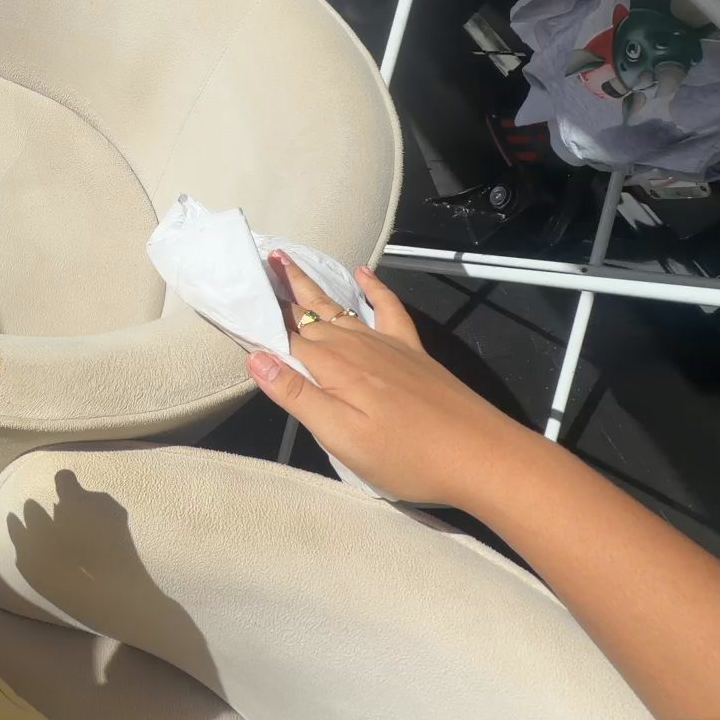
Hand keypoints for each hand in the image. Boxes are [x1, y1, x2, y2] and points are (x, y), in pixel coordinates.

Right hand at [249, 252, 541, 507]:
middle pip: (306, 314)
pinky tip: (363, 273)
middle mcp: (353, 346)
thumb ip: (297, 394)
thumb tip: (255, 356)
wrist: (486, 459)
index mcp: (332, 367)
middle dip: (278, 289)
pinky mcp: (411, 351)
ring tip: (286, 260)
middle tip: (254, 261)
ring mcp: (384, 344)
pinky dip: (374, 288)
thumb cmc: (406, 455)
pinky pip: (388, 309)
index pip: (283, 336)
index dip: (257, 319)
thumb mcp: (341, 436)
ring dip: (308, 284)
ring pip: (336, 307)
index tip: (233, 297)